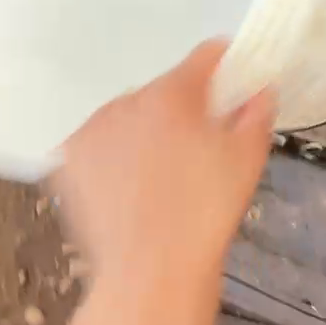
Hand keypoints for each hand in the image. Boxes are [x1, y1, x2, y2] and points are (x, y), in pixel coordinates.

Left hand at [52, 40, 275, 286]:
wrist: (149, 269)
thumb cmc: (207, 208)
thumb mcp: (249, 155)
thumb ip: (257, 111)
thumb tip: (259, 90)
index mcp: (174, 93)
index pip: (205, 55)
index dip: (227, 63)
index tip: (237, 80)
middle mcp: (126, 103)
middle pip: (166, 86)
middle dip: (187, 104)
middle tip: (204, 139)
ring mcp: (90, 132)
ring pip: (132, 113)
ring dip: (150, 125)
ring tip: (167, 165)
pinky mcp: (66, 163)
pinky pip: (102, 139)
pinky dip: (118, 149)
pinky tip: (134, 179)